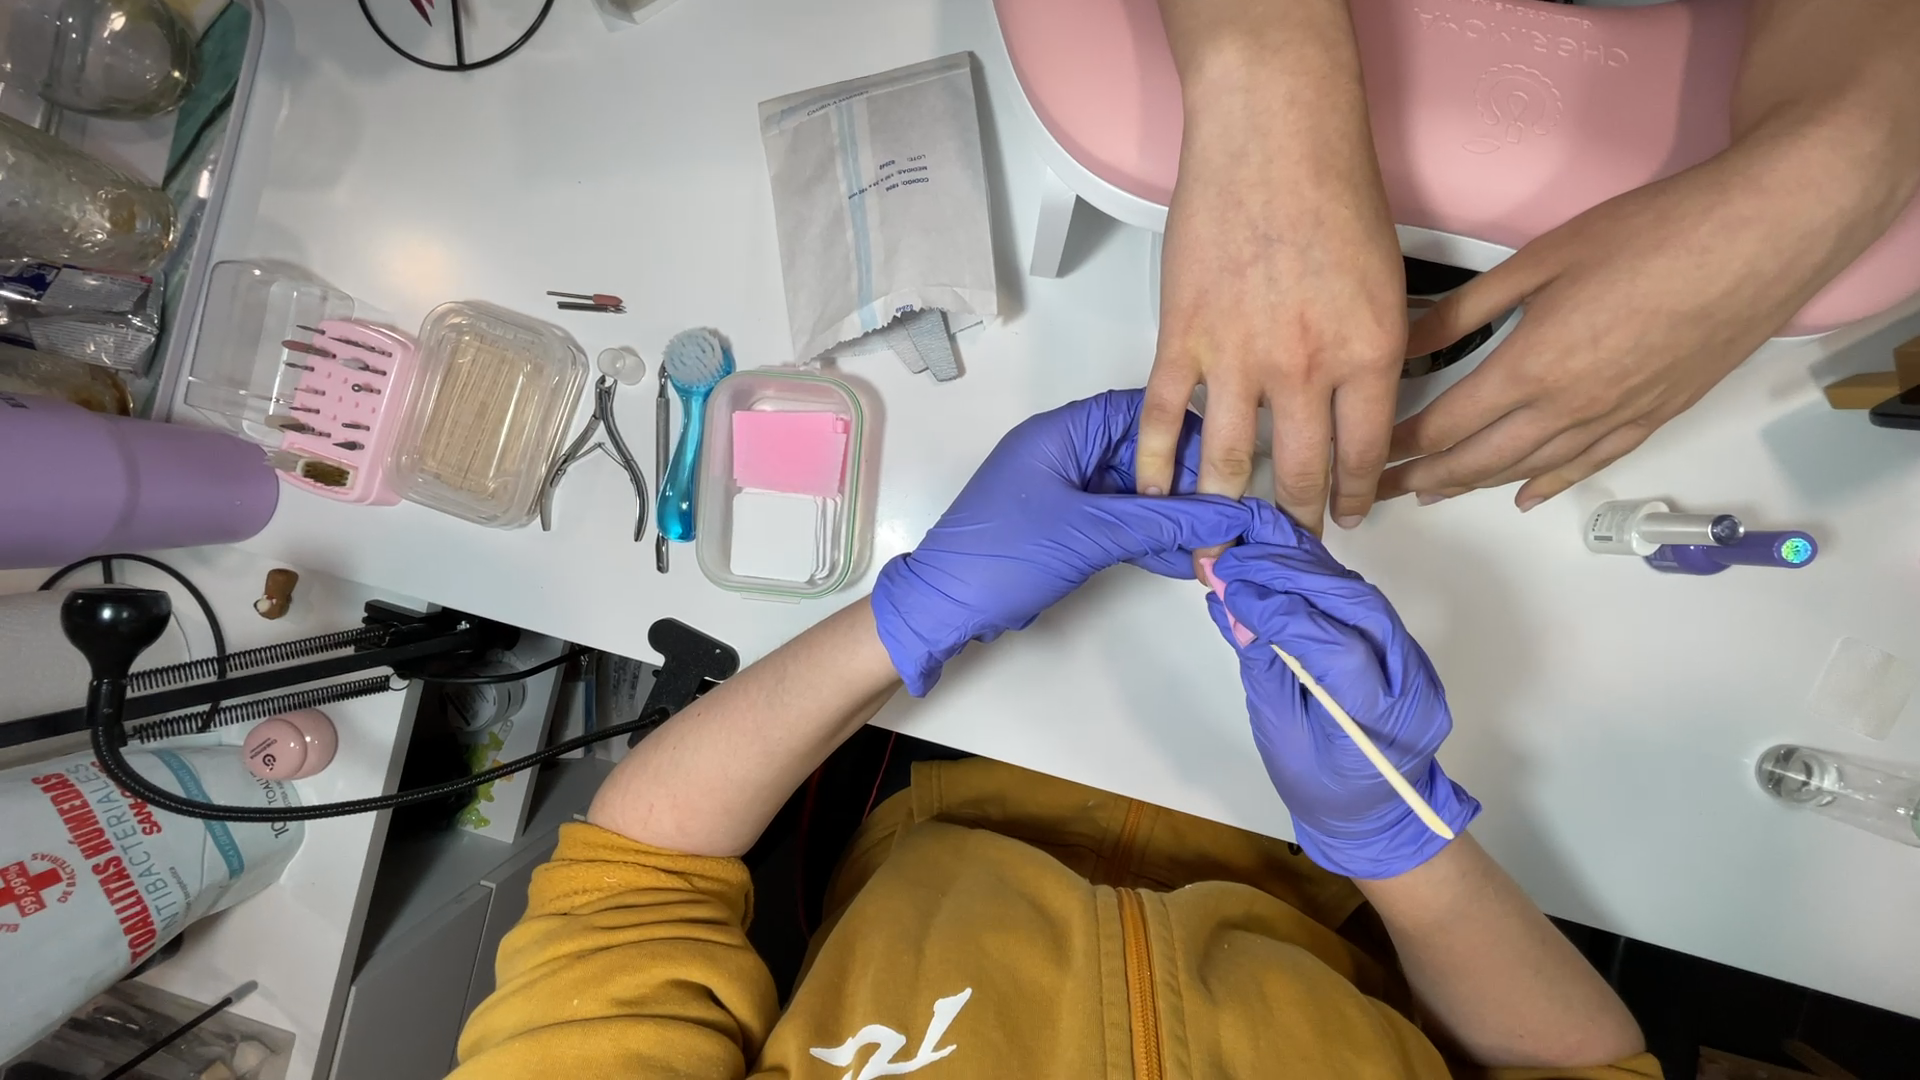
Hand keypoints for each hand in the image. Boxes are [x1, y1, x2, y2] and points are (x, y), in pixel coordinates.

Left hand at [872, 389, 1257, 695]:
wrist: (947, 607)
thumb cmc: (1009, 555)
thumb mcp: (1089, 534)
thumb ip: (1161, 522)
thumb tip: (1227, 517)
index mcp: (1060, 432)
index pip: (1135, 412)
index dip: (1181, 436)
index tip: (1220, 469)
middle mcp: (1062, 453)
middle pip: (1137, 453)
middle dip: (1180, 485)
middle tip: (1219, 520)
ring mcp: (1062, 491)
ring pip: (1129, 492)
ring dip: (1166, 518)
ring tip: (1208, 546)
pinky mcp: (1063, 526)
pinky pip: (1114, 521)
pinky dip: (1143, 538)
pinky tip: (1178, 561)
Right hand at [1136, 32, 1405, 533]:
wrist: (1272, 137)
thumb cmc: (1334, 192)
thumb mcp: (1385, 280)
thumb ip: (1371, 352)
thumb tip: (1354, 402)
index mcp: (1368, 353)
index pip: (1364, 454)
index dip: (1357, 498)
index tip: (1348, 519)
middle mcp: (1305, 370)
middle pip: (1300, 473)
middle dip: (1294, 522)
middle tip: (1287, 547)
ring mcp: (1237, 360)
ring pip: (1230, 462)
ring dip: (1226, 512)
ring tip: (1221, 544)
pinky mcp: (1182, 343)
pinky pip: (1166, 420)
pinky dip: (1158, 464)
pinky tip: (1156, 497)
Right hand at [1203, 523, 1478, 878]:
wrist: (1378, 813)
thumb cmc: (1319, 788)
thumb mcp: (1279, 734)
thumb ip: (1262, 665)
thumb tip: (1232, 606)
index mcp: (1379, 719)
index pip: (1332, 645)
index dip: (1277, 609)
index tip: (1228, 585)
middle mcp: (1410, 682)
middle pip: (1356, 604)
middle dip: (1291, 571)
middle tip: (1237, 554)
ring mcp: (1414, 662)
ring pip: (1362, 594)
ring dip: (1304, 565)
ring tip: (1253, 547)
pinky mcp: (1403, 648)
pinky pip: (1361, 602)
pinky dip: (1317, 578)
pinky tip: (1281, 562)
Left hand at [1382, 112, 1919, 510]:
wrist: (1776, 223)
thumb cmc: (1649, 234)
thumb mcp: (1536, 263)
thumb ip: (1461, 312)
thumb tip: (1399, 343)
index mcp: (1529, 370)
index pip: (1442, 427)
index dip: (1396, 446)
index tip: (1362, 456)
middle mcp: (1567, 408)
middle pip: (1475, 461)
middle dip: (1420, 477)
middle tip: (1379, 490)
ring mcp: (1615, 417)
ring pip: (1526, 469)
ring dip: (1472, 486)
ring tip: (1431, 493)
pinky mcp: (1656, 414)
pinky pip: (1590, 463)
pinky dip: (1549, 484)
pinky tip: (1524, 498)